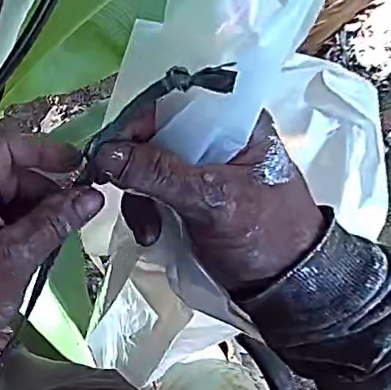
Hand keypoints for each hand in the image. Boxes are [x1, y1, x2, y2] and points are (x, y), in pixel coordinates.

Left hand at [0, 131, 105, 381]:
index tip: (79, 167)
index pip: (6, 147)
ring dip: (33, 210)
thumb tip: (94, 194)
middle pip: (6, 172)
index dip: (45, 151)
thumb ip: (54, 221)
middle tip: (74, 213)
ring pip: (2, 196)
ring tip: (58, 235)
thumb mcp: (17, 257)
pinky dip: (17, 226)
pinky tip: (37, 246)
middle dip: (43, 189)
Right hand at [89, 109, 324, 293]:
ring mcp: (200, 171)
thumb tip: (105, 153)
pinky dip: (143, 212)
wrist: (285, 287)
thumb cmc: (266, 236)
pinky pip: (151, 193)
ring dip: (138, 199)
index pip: (173, 103)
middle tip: (118, 192)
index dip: (137, 123)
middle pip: (153, 137)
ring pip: (147, 168)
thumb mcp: (211, 200)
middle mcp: (215, 140)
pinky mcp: (188, 198)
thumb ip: (158, 174)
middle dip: (133, 170)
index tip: (110, 151)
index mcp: (235, 122)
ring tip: (148, 229)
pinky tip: (152, 234)